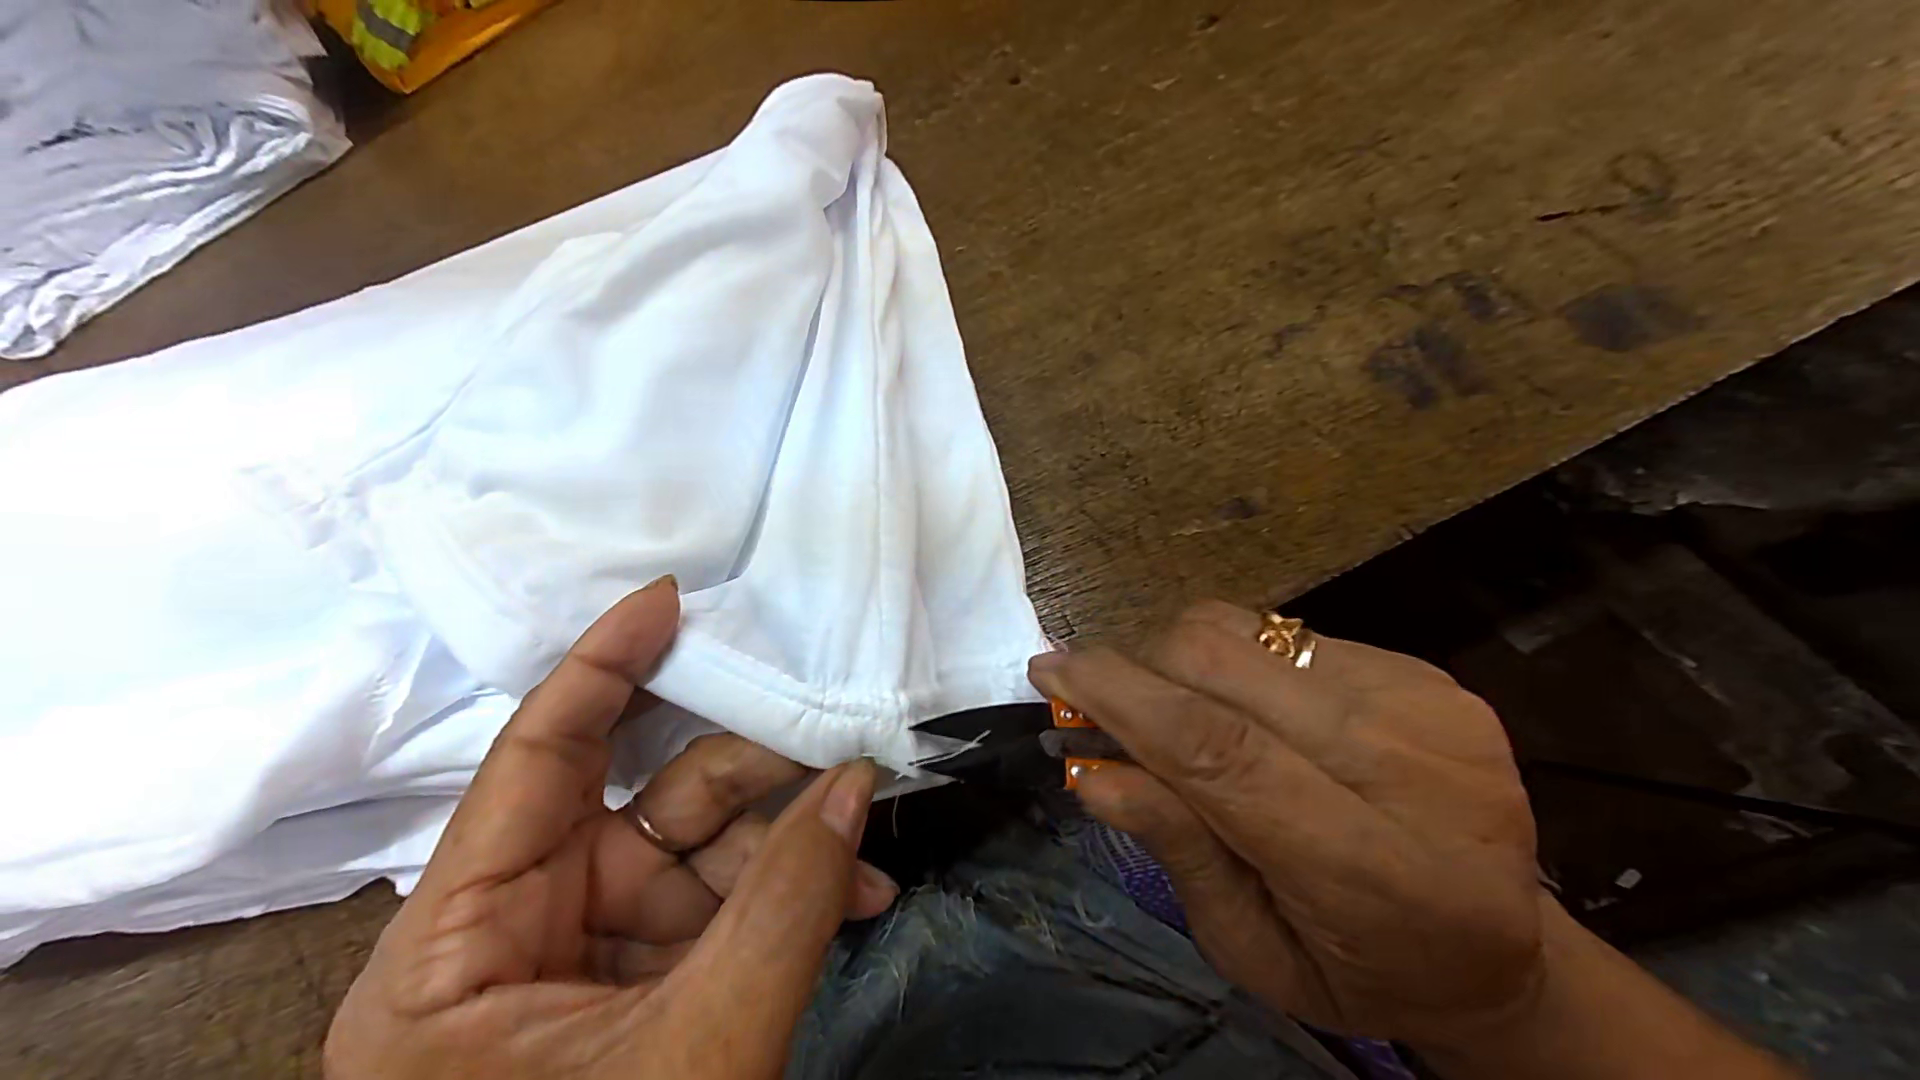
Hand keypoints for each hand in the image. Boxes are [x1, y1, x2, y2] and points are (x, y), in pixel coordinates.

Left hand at [325, 578, 896, 1079]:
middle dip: (743, 765)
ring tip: (866, 827)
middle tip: (824, 736)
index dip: (602, 667)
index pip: (535, 761)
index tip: (667, 600)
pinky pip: (722, 898)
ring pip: (699, 845)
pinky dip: (789, 888)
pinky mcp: (642, 974)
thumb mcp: (697, 1057)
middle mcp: (510, 930)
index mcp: (451, 950)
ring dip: (789, 832)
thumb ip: (781, 913)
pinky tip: (855, 892)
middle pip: (639, 795)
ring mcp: (584, 950)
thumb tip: (855, 789)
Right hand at [1027, 600, 1544, 1048]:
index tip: (1050, 671)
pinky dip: (1232, 661)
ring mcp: (1425, 703)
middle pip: (1223, 663)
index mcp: (1374, 870)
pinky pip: (1280, 633)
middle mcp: (1410, 766)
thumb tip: (1091, 773)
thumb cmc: (1359, 970)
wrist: (1504, 948)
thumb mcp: (1249, 948)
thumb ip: (1176, 849)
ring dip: (1178, 658)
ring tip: (1175, 706)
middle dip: (1136, 667)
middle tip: (1102, 703)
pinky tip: (1246, 708)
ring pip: (1244, 630)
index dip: (1121, 698)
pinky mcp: (1424, 671)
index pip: (1218, 749)